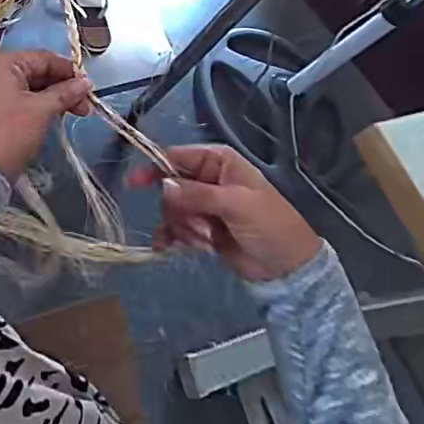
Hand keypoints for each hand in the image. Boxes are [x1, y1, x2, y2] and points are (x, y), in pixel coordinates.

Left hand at [0, 50, 94, 178]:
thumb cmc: (10, 132)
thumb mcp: (42, 110)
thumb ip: (66, 92)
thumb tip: (86, 82)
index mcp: (5, 62)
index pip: (45, 58)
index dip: (70, 71)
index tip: (90, 87)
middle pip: (40, 71)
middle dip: (65, 87)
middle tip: (86, 104)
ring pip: (35, 86)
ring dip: (57, 97)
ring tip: (78, 111)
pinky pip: (27, 99)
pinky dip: (44, 105)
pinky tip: (60, 114)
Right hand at [130, 144, 321, 281]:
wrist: (287, 267)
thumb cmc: (269, 224)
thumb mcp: (236, 204)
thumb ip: (198, 194)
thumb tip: (163, 186)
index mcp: (217, 161)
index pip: (177, 156)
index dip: (155, 167)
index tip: (136, 182)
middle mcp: (206, 178)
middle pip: (170, 186)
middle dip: (181, 210)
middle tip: (203, 228)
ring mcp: (202, 204)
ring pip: (171, 209)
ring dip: (183, 227)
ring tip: (207, 241)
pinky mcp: (200, 228)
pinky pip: (173, 227)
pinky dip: (170, 236)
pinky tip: (168, 247)